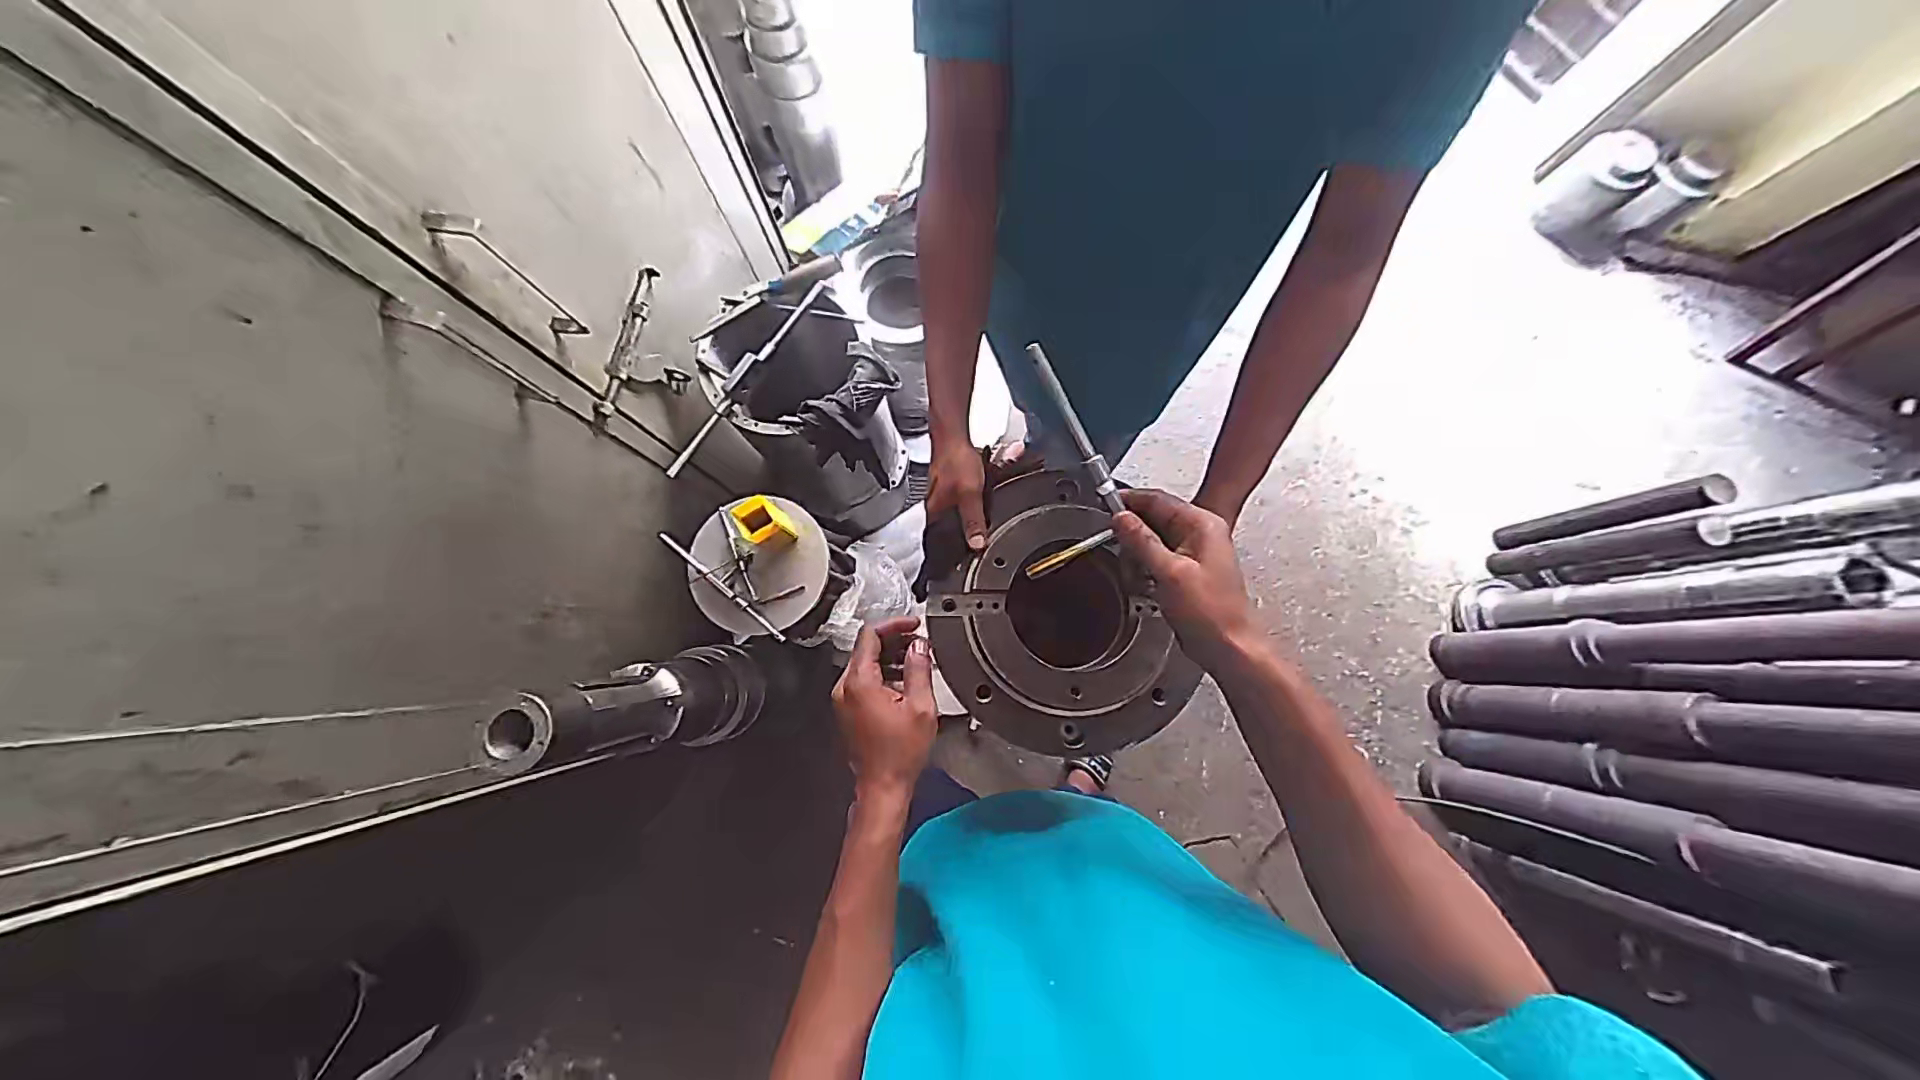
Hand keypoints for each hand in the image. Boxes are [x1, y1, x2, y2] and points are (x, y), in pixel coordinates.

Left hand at [831, 616, 937, 795]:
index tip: (912, 624)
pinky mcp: (848, 710)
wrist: (882, 786)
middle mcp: (845, 688)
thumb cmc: (899, 754)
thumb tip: (919, 646)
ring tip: (917, 662)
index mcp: (860, 682)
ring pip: (866, 664)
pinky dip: (884, 675)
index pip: (871, 635)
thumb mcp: (920, 706)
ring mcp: (844, 700)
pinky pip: (864, 681)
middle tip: (919, 642)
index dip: (895, 624)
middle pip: (867, 648)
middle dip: (895, 641)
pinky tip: (905, 683)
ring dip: (891, 658)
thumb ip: (919, 669)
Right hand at [928, 436, 988, 551]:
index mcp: (933, 513)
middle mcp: (935, 509)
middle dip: (964, 540)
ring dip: (969, 525)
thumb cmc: (956, 461)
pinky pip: (962, 509)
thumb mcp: (970, 494)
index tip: (963, 561)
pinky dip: (972, 511)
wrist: (955, 437)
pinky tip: (980, 509)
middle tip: (976, 547)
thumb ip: (973, 520)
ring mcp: (943, 500)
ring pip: (956, 521)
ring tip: (980, 531)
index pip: (938, 543)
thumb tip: (976, 544)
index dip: (950, 554)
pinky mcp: (952, 492)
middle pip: (949, 533)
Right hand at [1111, 489, 1256, 669]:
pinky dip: (1144, 571)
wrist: (1227, 646)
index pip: (1157, 499)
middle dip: (1132, 539)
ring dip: (1137, 559)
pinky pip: (1154, 560)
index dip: (1128, 501)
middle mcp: (1199, 535)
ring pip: (1150, 542)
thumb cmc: (1213, 613)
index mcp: (1201, 525)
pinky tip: (1146, 586)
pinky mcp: (1184, 571)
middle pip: (1151, 520)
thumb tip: (1121, 518)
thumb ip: (1142, 541)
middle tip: (1125, 557)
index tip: (1106, 506)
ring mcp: (1192, 553)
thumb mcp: (1169, 573)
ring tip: (1139, 579)